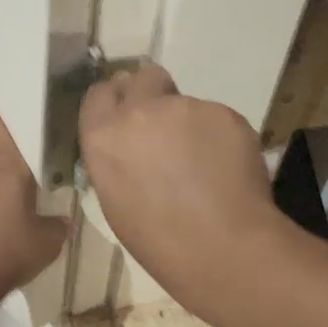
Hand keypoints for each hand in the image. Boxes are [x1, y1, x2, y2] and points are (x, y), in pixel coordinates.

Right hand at [79, 64, 288, 304]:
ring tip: (205, 167)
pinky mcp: (225, 114)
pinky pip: (219, 120)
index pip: (100, 95)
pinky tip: (227, 171)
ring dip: (191, 126)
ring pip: (186, 104)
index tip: (128, 114)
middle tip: (168, 130)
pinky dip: (221, 139)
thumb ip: (119, 160)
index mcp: (104, 138)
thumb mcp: (117, 203)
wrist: (221, 247)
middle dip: (154, 95)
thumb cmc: (160, 242)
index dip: (116, 101)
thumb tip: (134, 150)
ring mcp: (186, 108)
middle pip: (144, 79)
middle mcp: (140, 112)